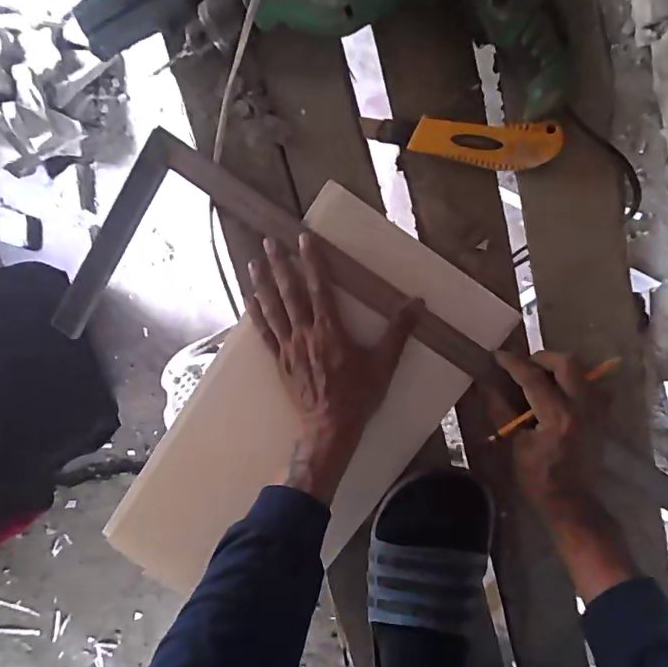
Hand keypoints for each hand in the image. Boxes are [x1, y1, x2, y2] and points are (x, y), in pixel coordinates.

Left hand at [249, 233, 422, 501]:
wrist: (330, 427)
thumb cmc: (358, 396)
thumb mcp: (384, 363)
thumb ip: (399, 331)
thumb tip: (418, 304)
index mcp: (330, 330)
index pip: (319, 287)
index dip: (312, 261)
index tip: (304, 239)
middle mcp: (305, 333)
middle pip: (290, 292)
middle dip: (280, 265)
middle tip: (270, 242)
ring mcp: (289, 347)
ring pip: (273, 309)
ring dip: (263, 284)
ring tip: (254, 262)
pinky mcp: (280, 362)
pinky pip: (265, 333)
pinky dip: (257, 315)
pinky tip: (250, 300)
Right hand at [492, 350, 638, 599]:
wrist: (573, 501)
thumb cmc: (539, 479)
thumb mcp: (516, 446)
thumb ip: (502, 411)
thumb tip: (486, 385)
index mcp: (557, 417)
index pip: (533, 378)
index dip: (513, 363)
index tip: (498, 355)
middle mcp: (582, 407)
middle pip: (567, 363)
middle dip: (543, 357)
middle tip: (526, 366)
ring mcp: (597, 411)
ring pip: (583, 371)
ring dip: (561, 367)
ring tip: (542, 377)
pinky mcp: (603, 416)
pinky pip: (593, 386)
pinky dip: (576, 382)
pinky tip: (561, 393)